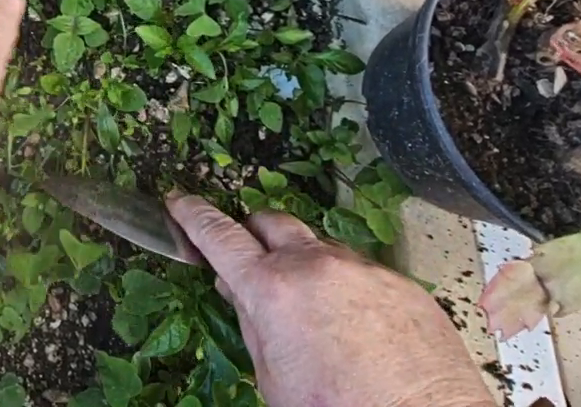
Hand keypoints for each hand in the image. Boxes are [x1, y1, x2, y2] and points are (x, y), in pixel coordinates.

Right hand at [167, 195, 492, 406]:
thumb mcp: (273, 381)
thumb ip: (251, 324)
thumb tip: (235, 287)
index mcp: (271, 290)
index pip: (218, 234)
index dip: (192, 214)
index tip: (178, 200)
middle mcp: (313, 265)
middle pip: (269, 221)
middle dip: (252, 232)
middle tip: (250, 257)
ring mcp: (361, 269)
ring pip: (318, 246)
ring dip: (304, 263)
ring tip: (314, 308)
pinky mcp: (401, 283)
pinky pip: (362, 271)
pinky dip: (347, 287)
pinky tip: (360, 329)